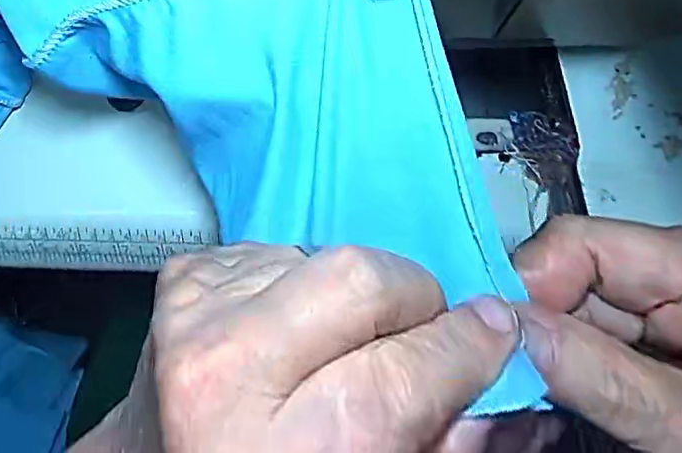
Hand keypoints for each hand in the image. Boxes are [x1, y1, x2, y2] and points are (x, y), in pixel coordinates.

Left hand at [71, 243, 530, 452]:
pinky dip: (296, 278)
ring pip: (316, 253)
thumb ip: (435, 442)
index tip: (495, 326)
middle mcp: (225, 365)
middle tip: (425, 323)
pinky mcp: (181, 275)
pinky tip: (287, 320)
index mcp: (279, 450)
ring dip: (347, 289)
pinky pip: (272, 248)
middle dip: (411, 293)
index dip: (463, 346)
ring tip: (339, 337)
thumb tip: (500, 377)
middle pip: (356, 277)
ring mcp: (195, 308)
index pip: (398, 374)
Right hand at [509, 216, 681, 452]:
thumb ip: (618, 383)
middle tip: (503, 378)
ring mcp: (670, 307)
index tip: (493, 336)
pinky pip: (585, 343)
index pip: (587, 244)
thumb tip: (510, 329)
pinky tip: (553, 397)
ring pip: (568, 312)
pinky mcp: (656, 343)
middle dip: (538, 326)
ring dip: (545, 354)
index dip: (531, 284)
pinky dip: (564, 373)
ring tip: (525, 394)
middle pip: (572, 277)